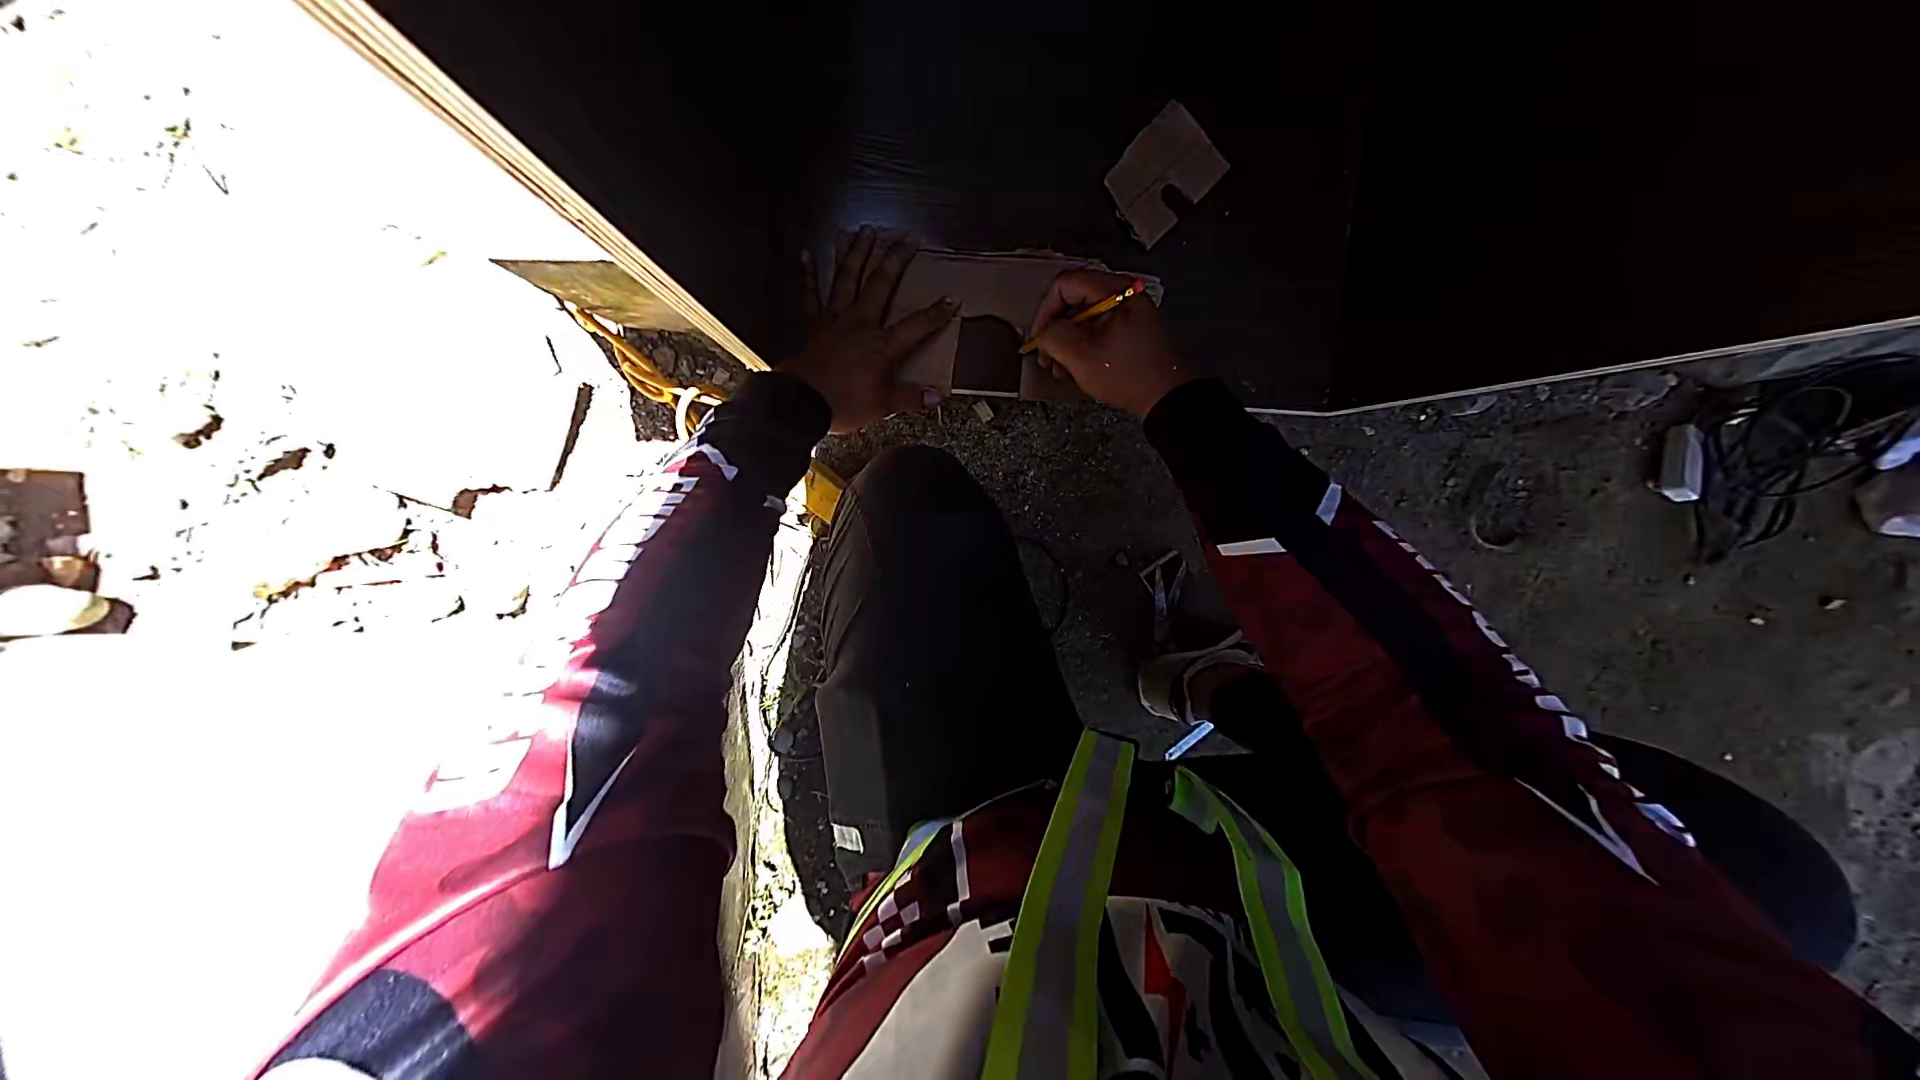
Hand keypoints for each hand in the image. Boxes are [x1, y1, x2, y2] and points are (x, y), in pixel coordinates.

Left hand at [783, 227, 956, 433]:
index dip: (937, 313)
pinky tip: (807, 253)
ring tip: (864, 231)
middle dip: (896, 260)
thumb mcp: (883, 405)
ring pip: (848, 278)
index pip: (917, 325)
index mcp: (882, 345)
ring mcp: (835, 320)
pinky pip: (812, 294)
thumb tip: (937, 396)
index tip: (952, 300)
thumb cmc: (843, 404)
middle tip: (906, 239)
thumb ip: (911, 397)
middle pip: (881, 284)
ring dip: (857, 253)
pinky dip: (810, 274)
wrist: (801, 404)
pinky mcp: (815, 324)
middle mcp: (860, 324)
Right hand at [1030, 269, 1193, 417]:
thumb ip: (1054, 337)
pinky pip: (1094, 329)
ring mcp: (1125, 311)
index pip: (1065, 285)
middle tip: (1045, 355)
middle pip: (1073, 300)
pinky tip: (1073, 368)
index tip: (1039, 337)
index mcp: (1115, 291)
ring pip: (1081, 317)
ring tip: (1058, 367)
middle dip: (1055, 330)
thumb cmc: (1130, 375)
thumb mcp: (1082, 356)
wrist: (1164, 397)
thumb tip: (1044, 333)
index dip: (1045, 311)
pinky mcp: (1126, 328)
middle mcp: (1122, 294)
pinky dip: (1080, 346)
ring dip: (1064, 341)